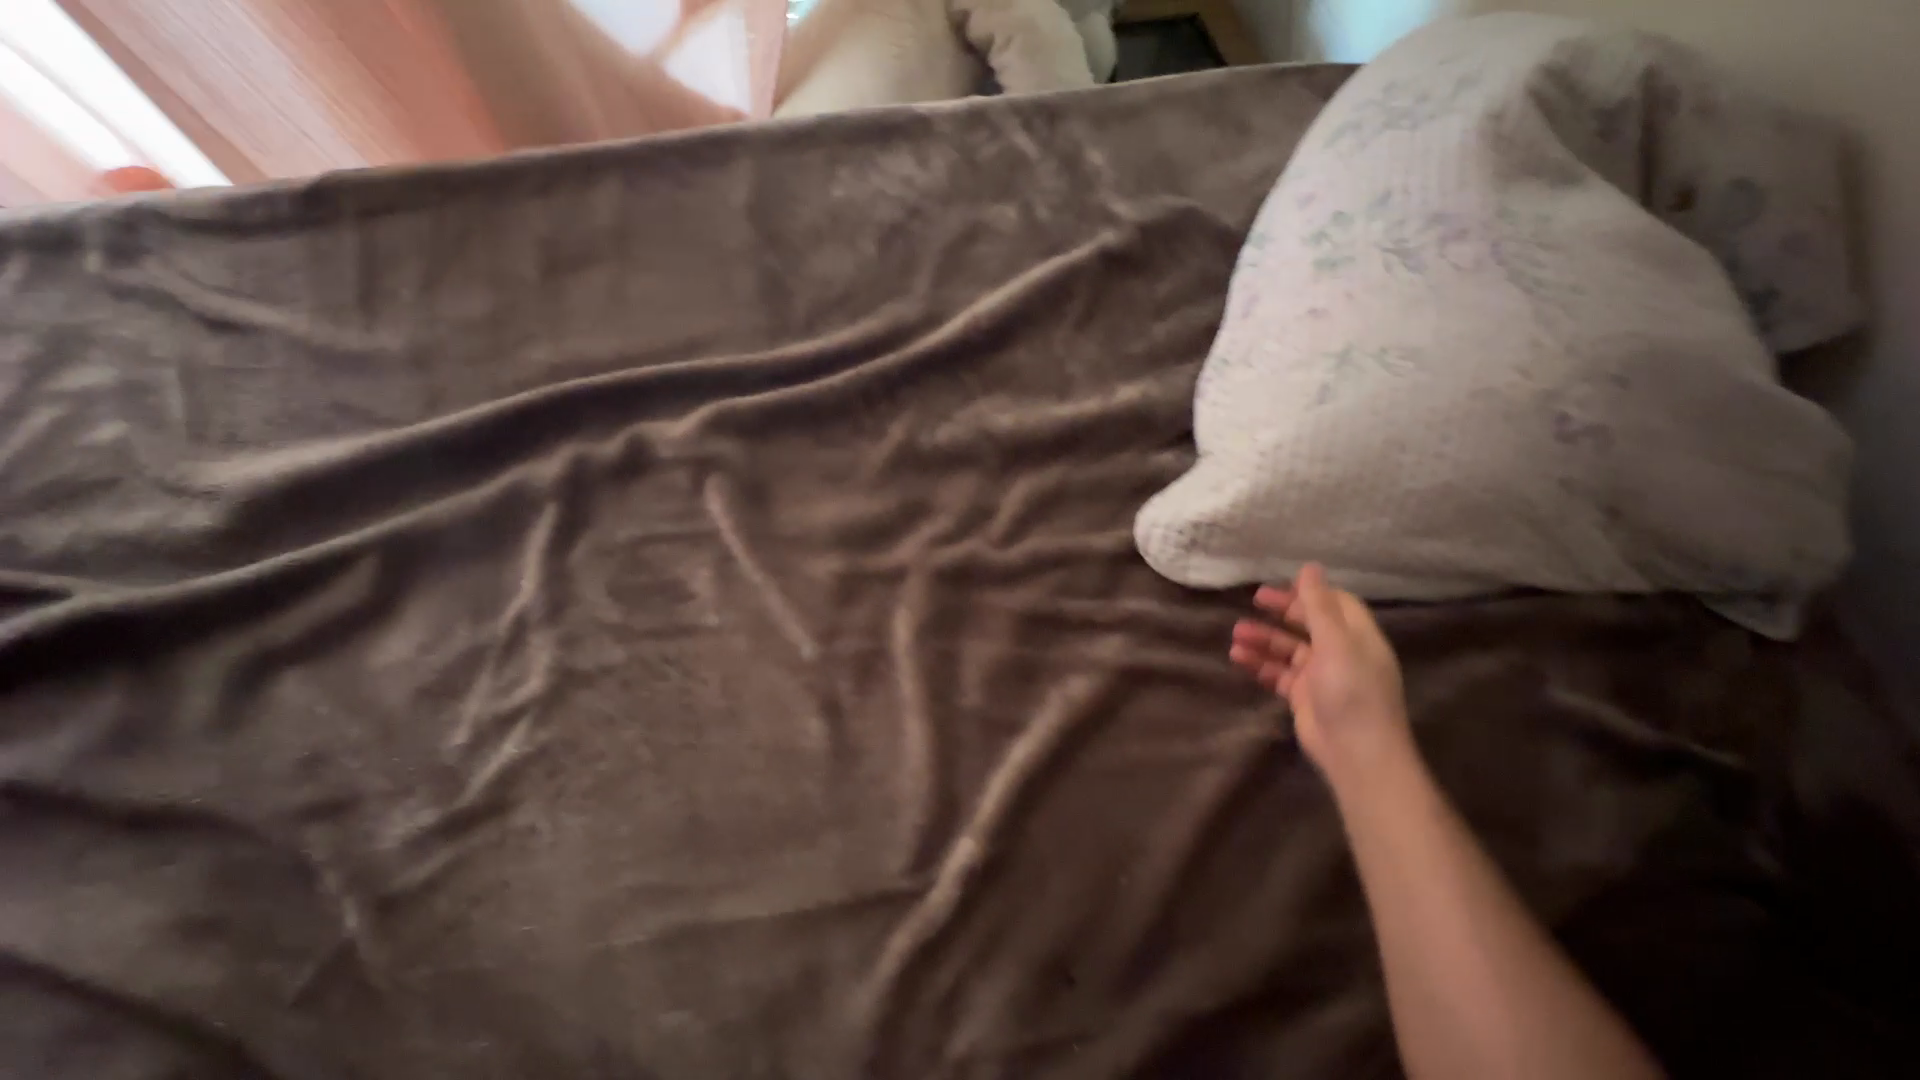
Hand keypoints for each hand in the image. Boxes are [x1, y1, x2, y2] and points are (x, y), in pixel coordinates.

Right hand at [1229, 563, 1412, 780]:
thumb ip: (1319, 606)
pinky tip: (1238, 658)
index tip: (1281, 585)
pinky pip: (1278, 672)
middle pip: (1309, 623)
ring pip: (1288, 648)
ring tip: (1236, 634)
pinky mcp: (1303, 696)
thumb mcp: (1336, 643)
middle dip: (1282, 611)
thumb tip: (1309, 566)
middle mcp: (1341, 652)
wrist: (1356, 753)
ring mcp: (1321, 675)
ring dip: (1264, 639)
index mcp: (1357, 636)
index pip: (1335, 603)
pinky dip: (1260, 664)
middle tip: (1254, 601)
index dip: (1309, 592)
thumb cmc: (1351, 691)